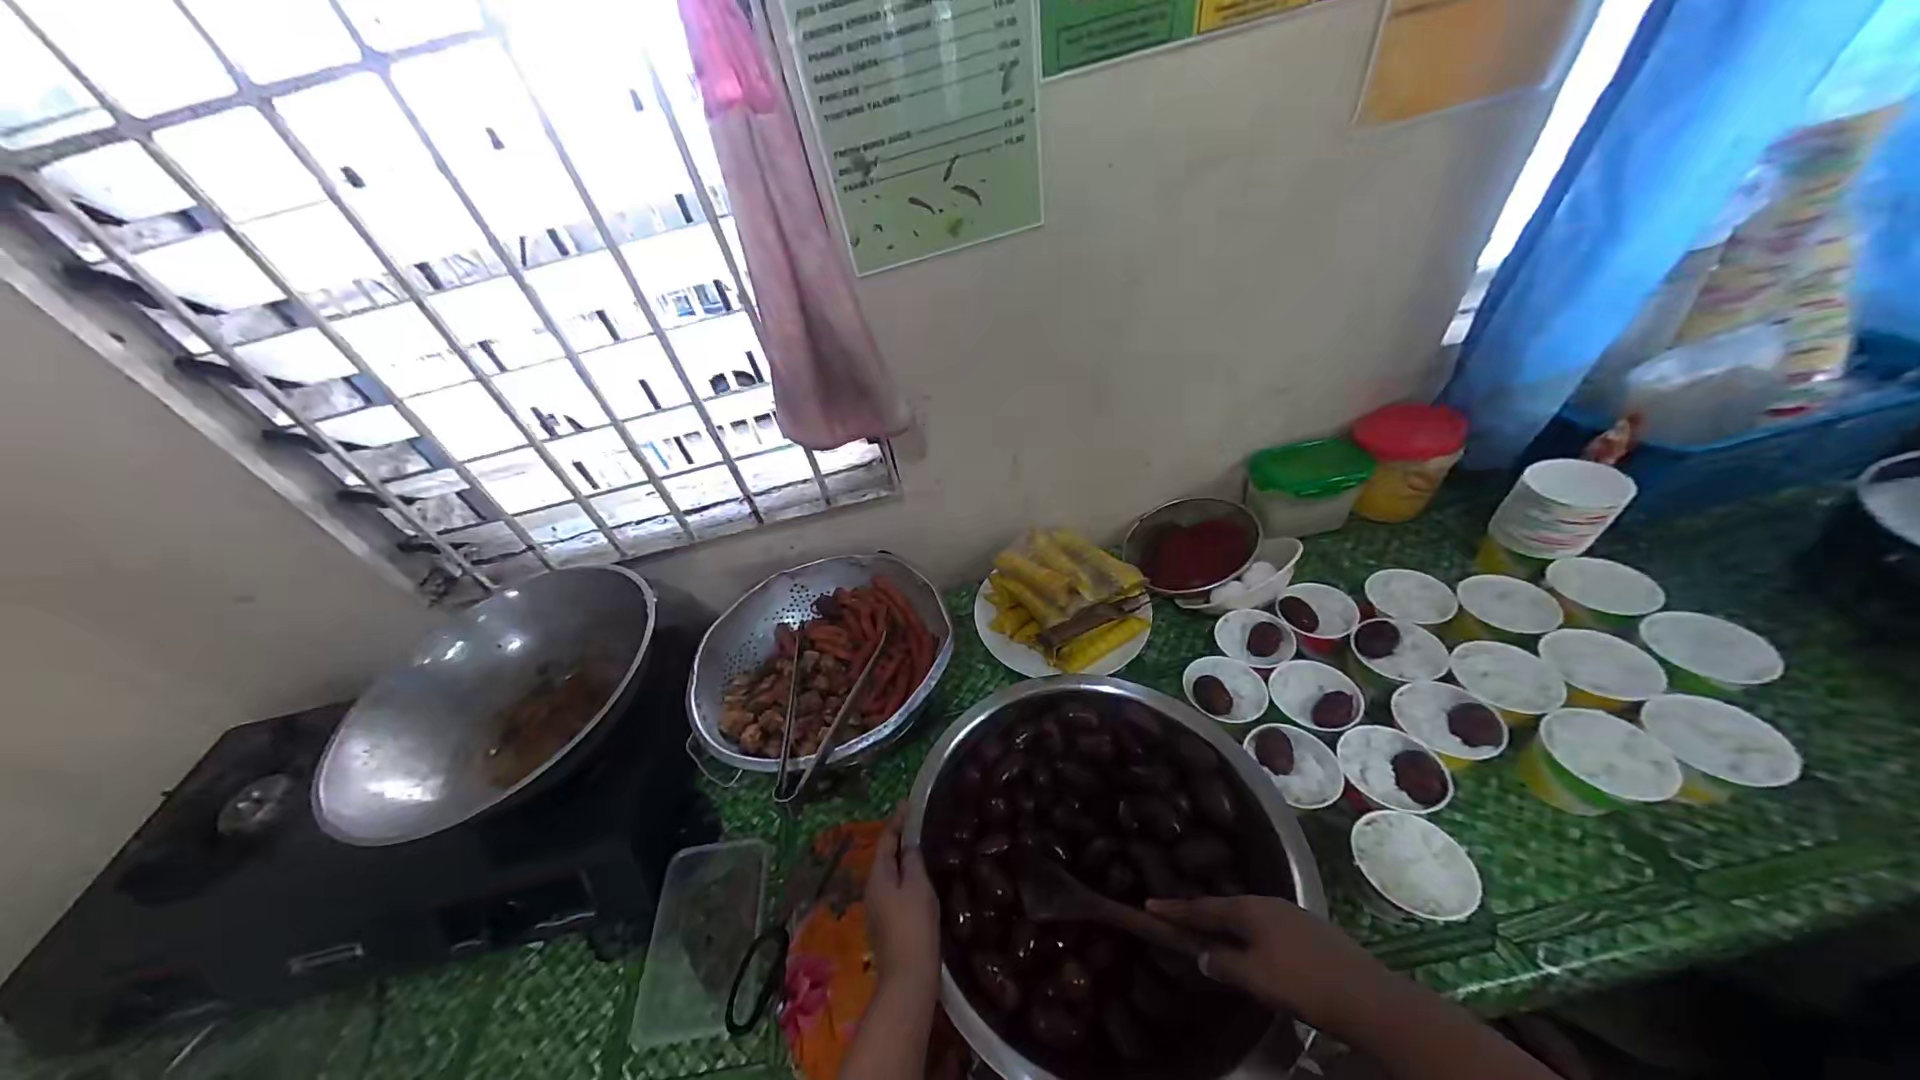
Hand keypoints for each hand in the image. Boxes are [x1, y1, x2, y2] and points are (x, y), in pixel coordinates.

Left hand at [865, 806, 939, 991]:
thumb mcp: (918, 886)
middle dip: (898, 839)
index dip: (897, 821)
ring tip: (921, 847)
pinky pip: (895, 890)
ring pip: (890, 875)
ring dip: (902, 860)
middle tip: (917, 823)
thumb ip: (912, 861)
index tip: (907, 804)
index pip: (885, 840)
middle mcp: (872, 890)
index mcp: (877, 876)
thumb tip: (908, 846)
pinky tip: (921, 880)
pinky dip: (906, 878)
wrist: (909, 976)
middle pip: (884, 857)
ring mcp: (878, 909)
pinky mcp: (887, 925)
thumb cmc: (914, 925)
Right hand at [1148, 895, 1391, 1029]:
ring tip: (1212, 931)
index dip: (1176, 909)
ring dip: (1227, 923)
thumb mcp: (1254, 978)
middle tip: (1177, 917)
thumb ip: (1223, 964)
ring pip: (1249, 915)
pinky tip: (1254, 944)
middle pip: (1226, 906)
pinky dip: (1250, 931)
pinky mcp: (1311, 929)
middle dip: (1201, 913)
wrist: (1369, 997)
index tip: (1150, 904)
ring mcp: (1293, 914)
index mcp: (1250, 909)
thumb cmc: (1303, 984)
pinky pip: (1268, 925)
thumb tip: (1202, 955)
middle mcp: (1269, 903)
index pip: (1203, 907)